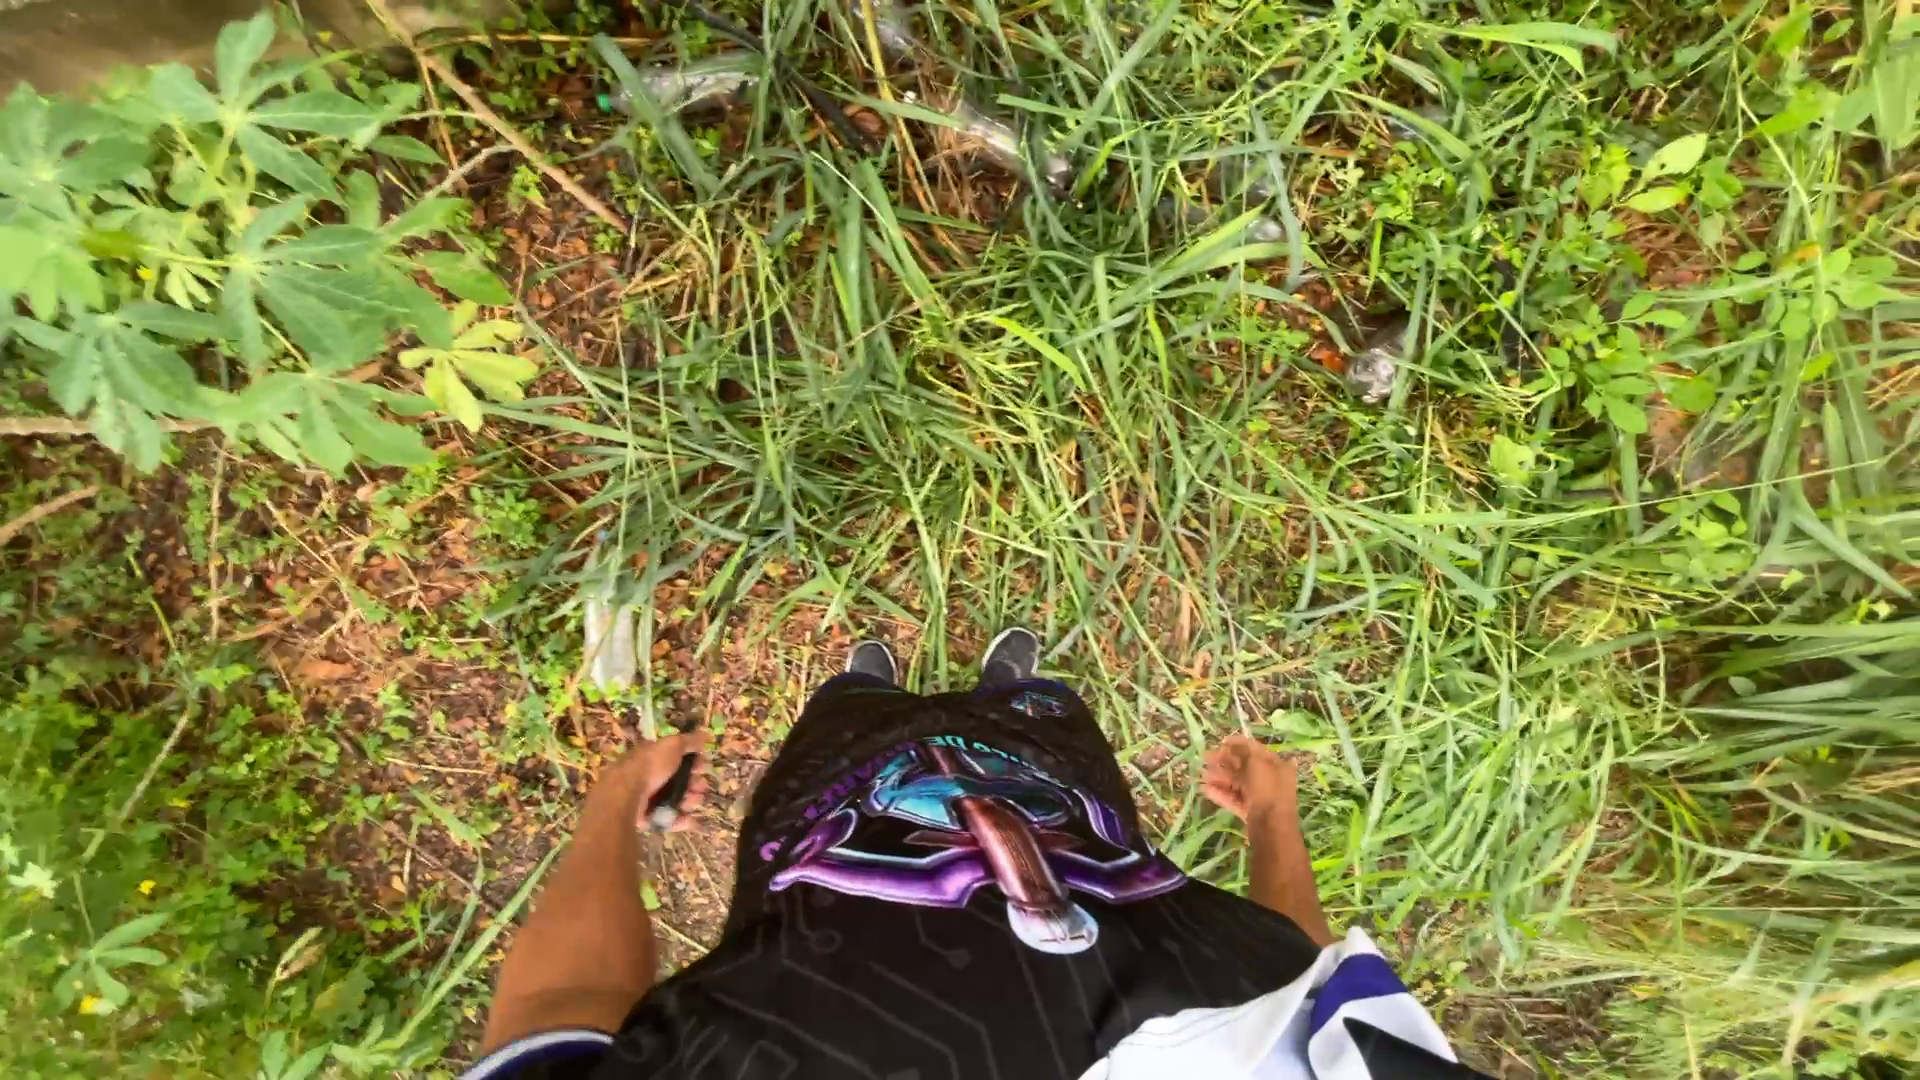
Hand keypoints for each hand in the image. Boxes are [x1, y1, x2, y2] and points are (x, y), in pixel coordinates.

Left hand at [587, 733, 710, 832]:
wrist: (623, 797)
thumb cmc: (648, 766)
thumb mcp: (672, 745)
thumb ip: (689, 741)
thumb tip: (705, 735)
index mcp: (650, 756)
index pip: (675, 757)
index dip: (691, 761)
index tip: (702, 766)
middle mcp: (647, 776)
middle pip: (677, 780)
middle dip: (694, 783)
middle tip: (700, 787)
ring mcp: (645, 798)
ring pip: (674, 800)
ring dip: (690, 801)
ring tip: (693, 803)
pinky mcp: (644, 819)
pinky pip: (667, 818)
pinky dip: (680, 820)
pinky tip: (690, 820)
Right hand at [1202, 735, 1299, 822]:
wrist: (1272, 827)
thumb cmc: (1266, 788)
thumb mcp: (1256, 762)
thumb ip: (1242, 750)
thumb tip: (1230, 743)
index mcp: (1275, 765)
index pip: (1255, 749)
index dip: (1237, 744)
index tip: (1220, 742)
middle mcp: (1269, 779)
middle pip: (1243, 767)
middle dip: (1223, 762)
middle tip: (1205, 758)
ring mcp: (1260, 796)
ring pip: (1236, 783)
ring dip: (1218, 777)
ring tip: (1201, 775)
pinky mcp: (1250, 810)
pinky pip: (1234, 799)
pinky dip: (1220, 793)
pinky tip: (1205, 789)